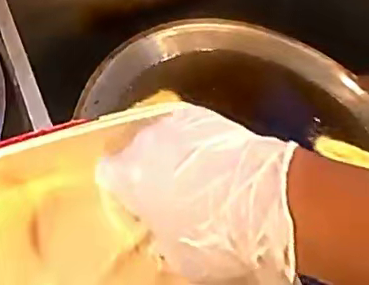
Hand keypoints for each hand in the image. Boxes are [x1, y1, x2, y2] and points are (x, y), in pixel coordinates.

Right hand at [97, 104, 297, 283]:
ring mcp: (177, 120)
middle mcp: (147, 138)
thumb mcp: (175, 254)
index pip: (107, 172)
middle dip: (142, 166)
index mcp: (130, 173)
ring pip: (161, 134)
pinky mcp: (206, 112)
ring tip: (186, 177)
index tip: (128, 203)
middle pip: (133, 147)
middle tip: (158, 192)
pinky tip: (207, 162)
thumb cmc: (213, 236)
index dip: (116, 188)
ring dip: (168, 151)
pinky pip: (187, 127)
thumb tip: (159, 229)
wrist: (262, 200)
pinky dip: (192, 142)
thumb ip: (156, 232)